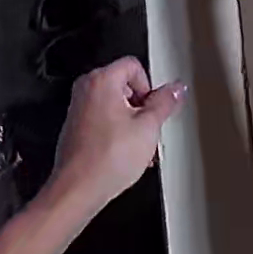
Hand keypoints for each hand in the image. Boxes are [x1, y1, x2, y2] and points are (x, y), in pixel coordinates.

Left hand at [45, 58, 184, 213]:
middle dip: (140, 107)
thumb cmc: (107, 158)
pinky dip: (116, 130)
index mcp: (102, 79)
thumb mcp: (148, 128)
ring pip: (114, 102)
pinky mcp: (76, 123)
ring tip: (137, 147)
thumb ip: (164, 104)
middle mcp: (86, 87)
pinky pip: (102, 117)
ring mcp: (79, 105)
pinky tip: (123, 154)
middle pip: (124, 84)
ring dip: (130, 121)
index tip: (154, 109)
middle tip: (147, 130)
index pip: (134, 65)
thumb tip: (176, 89)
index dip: (149, 87)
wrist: (79, 187)